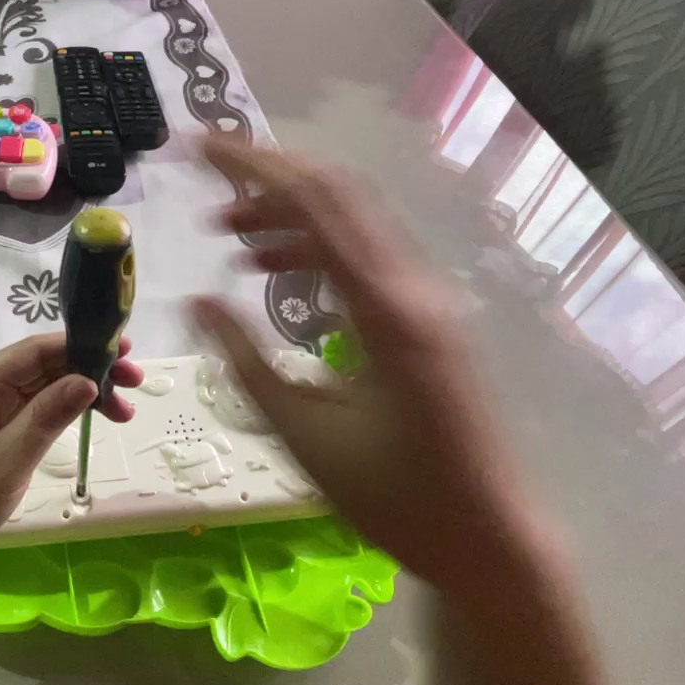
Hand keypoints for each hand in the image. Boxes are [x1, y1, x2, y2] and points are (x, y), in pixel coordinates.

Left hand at [0, 334, 143, 583]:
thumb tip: (88, 379)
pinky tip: (92, 418)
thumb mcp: (9, 460)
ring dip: (82, 393)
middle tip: (134, 382)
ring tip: (124, 410)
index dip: (79, 345)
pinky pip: (36, 411)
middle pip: (42, 367)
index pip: (34, 351)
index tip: (122, 351)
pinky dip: (66, 412)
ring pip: (43, 389)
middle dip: (88, 369)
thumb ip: (47, 416)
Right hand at [192, 139, 542, 599]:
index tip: (198, 148)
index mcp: (384, 310)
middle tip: (207, 176)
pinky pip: (364, 255)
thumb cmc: (392, 496)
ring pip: (353, 221)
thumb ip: (245, 359)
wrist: (487, 536)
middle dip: (268, 175)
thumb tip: (197, 301)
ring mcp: (428, 299)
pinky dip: (314, 245)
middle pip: (339, 194)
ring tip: (228, 234)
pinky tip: (274, 271)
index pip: (314, 203)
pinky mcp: (427, 317)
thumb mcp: (301, 432)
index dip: (252, 166)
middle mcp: (414, 288)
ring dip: (288, 214)